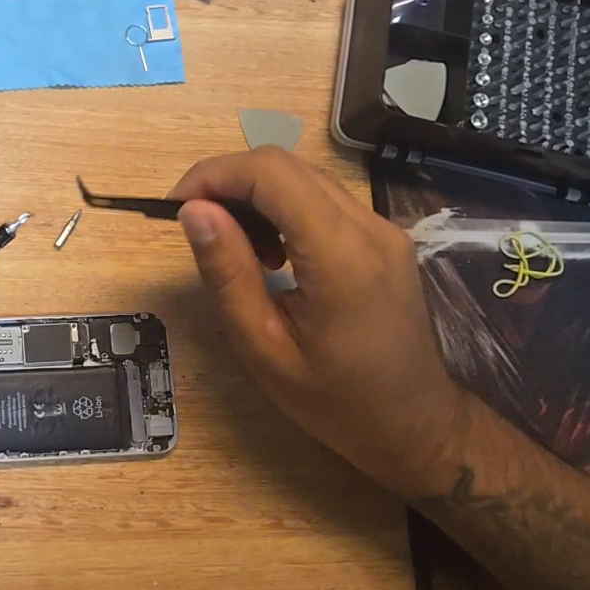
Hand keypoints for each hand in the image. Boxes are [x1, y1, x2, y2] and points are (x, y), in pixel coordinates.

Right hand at [168, 148, 470, 495]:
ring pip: (303, 177)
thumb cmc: (333, 400)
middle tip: (195, 226)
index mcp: (340, 256)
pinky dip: (281, 209)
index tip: (176, 206)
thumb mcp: (262, 345)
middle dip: (227, 182)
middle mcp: (369, 227)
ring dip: (253, 196)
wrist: (413, 424)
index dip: (214, 175)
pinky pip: (322, 199)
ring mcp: (383, 228)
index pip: (271, 174)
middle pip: (286, 166)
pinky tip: (269, 254)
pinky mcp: (383, 236)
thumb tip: (192, 211)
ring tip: (233, 249)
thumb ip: (227, 272)